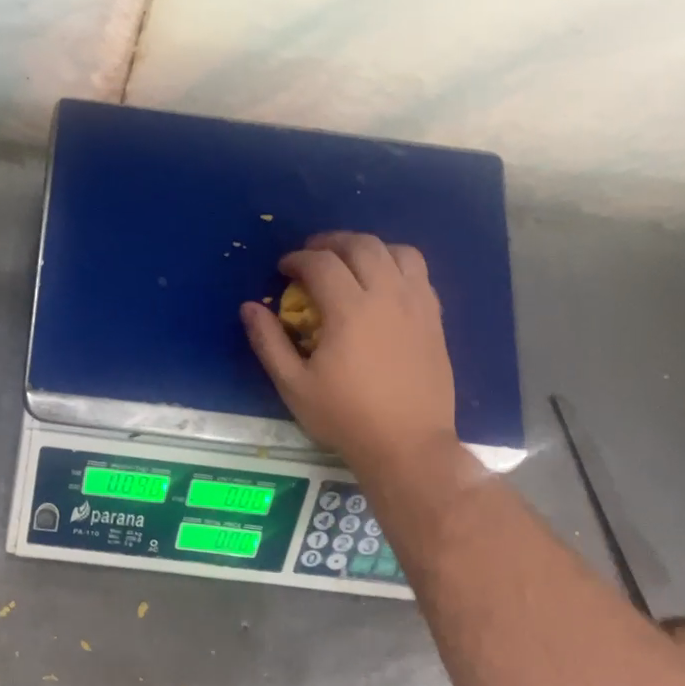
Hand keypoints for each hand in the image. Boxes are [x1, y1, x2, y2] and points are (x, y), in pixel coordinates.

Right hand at [241, 232, 457, 486]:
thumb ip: (269, 342)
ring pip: (398, 251)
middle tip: (312, 254)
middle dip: (331, 242)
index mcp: (350, 310)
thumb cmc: (344, 417)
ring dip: (369, 248)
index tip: (283, 269)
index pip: (321, 263)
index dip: (298, 259)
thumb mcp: (293, 385)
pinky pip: (419, 274)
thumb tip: (249, 308)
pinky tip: (382, 285)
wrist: (407, 444)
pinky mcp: (435, 318)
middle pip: (362, 246)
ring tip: (350, 262)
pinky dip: (396, 266)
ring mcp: (417, 305)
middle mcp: (387, 296)